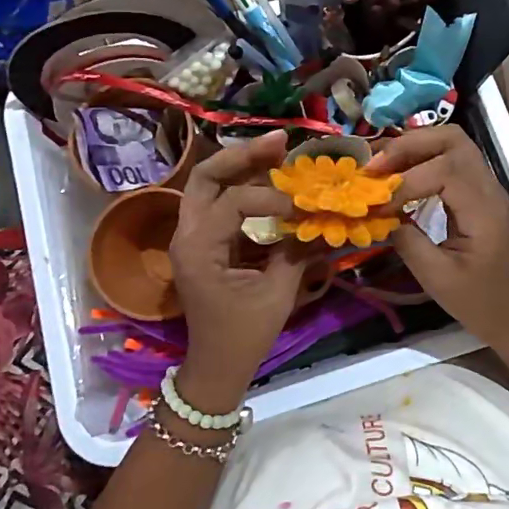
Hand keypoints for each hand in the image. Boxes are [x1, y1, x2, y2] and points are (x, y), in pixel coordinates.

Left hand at [170, 131, 312, 403]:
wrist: (216, 367)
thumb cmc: (243, 335)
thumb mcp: (276, 295)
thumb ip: (295, 253)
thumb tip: (322, 221)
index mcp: (198, 247)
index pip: (235, 201)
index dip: (272, 199)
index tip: (302, 210)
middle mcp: (187, 234)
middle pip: (206, 176)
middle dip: (242, 155)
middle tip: (280, 141)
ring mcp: (191, 237)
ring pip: (209, 185)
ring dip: (241, 167)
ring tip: (278, 151)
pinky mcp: (204, 243)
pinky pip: (219, 204)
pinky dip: (243, 190)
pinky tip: (270, 182)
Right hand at [367, 126, 508, 345]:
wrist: (505, 308)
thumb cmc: (474, 298)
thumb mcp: (436, 277)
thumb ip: (409, 242)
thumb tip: (381, 216)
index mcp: (484, 210)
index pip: (446, 171)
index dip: (407, 181)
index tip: (380, 204)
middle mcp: (488, 188)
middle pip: (453, 139)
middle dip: (410, 145)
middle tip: (376, 166)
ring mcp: (484, 185)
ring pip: (451, 141)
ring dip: (413, 146)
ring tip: (382, 166)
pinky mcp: (475, 189)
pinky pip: (449, 157)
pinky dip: (420, 157)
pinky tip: (397, 174)